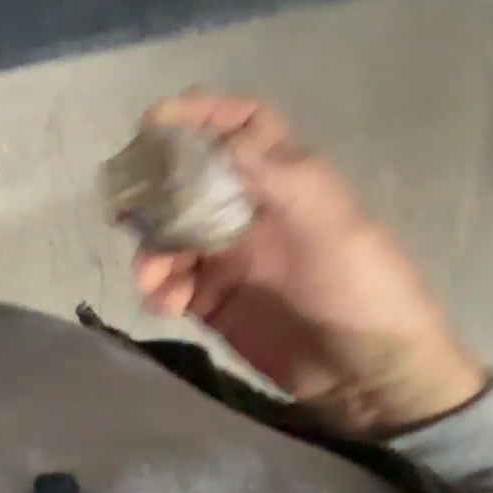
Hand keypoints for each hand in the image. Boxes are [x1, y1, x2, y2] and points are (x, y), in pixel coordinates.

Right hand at [131, 91, 487, 433]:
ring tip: (155, 279)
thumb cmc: (364, 294)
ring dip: (151, 254)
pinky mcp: (211, 301)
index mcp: (289, 187)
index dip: (205, 116)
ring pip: (168, 239)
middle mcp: (252, 216)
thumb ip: (284, 182)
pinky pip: (168, 284)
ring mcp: (228, 260)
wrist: (367, 376)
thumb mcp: (335, 231)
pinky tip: (168, 305)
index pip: (244, 131)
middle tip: (125, 209)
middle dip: (155, 194)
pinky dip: (158, 290)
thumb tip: (225, 141)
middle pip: (188, 186)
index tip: (156, 119)